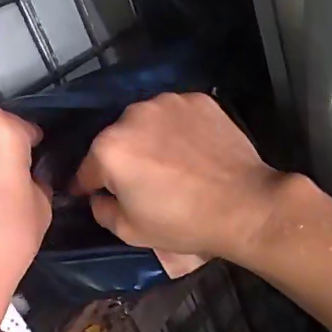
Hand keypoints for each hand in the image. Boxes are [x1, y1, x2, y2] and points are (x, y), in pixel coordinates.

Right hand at [73, 92, 291, 265]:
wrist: (245, 205)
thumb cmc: (184, 222)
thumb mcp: (131, 231)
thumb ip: (102, 211)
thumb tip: (98, 198)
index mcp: (109, 149)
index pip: (87, 169)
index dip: (90, 186)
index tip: (96, 194)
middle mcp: (132, 116)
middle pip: (116, 141)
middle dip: (124, 160)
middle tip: (144, 184)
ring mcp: (168, 103)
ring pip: (146, 123)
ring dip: (150, 140)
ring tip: (172, 166)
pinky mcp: (198, 100)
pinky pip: (177, 115)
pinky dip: (179, 130)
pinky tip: (193, 152)